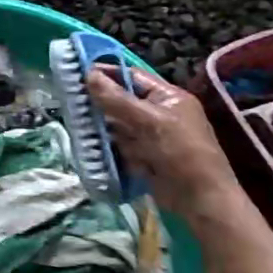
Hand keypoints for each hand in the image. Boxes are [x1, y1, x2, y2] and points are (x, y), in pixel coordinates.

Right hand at [85, 65, 244, 218]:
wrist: (200, 199)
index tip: (78, 72)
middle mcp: (158, 114)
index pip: (133, 77)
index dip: (107, 74)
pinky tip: (91, 147)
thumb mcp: (150, 121)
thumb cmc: (181, 152)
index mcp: (167, 97)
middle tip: (73, 102)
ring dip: (102, 128)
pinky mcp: (142, 157)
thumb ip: (118, 99)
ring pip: (117, 126)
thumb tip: (89, 74)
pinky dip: (108, 148)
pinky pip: (119, 146)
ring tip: (79, 127)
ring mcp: (150, 137)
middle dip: (101, 104)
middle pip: (122, 102)